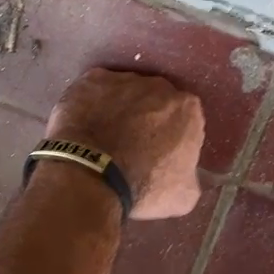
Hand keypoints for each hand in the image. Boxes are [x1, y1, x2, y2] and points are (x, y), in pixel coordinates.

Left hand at [44, 68, 204, 219]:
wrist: (92, 178)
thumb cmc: (143, 187)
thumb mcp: (184, 194)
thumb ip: (189, 172)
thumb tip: (184, 170)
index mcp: (186, 108)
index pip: (185, 118)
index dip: (172, 135)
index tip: (161, 152)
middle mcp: (157, 85)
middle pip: (155, 99)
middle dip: (147, 117)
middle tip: (132, 144)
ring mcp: (121, 79)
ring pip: (124, 92)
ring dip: (118, 108)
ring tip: (103, 136)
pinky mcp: (90, 81)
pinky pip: (94, 90)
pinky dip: (90, 103)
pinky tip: (83, 124)